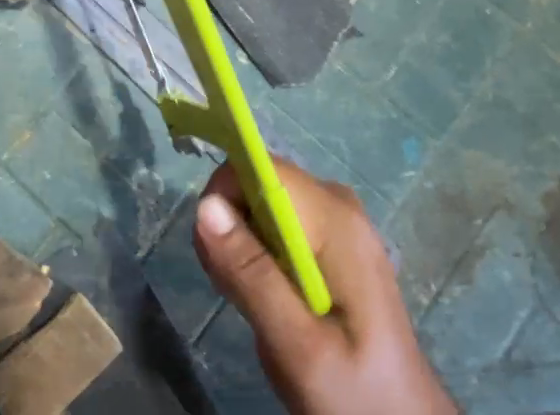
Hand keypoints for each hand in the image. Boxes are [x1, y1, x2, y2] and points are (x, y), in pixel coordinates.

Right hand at [195, 159, 455, 414]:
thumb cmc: (354, 391)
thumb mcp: (297, 343)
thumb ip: (251, 274)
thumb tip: (205, 206)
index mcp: (336, 223)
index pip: (261, 167)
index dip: (225, 196)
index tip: (215, 251)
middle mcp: (337, 207)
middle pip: (256, 184)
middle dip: (229, 227)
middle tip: (233, 288)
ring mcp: (336, 223)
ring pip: (259, 204)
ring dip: (238, 246)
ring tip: (251, 302)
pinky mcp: (329, 242)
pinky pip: (273, 223)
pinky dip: (254, 254)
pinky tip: (264, 298)